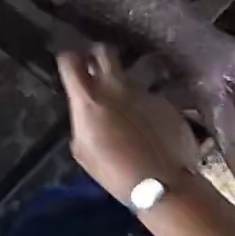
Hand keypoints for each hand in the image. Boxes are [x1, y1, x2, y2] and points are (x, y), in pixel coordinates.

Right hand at [57, 45, 198, 202]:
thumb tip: (89, 114)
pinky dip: (145, 108)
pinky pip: (150, 99)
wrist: (162, 183)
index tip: (68, 64)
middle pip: (105, 52)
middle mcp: (115, 87)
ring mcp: (145, 93)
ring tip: (126, 106)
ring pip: (130, 78)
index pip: (70, 61)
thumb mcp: (81, 147)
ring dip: (123, 86)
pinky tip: (148, 128)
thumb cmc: (112, 169)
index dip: (67, 60)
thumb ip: (82, 121)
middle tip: (96, 67)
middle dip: (98, 55)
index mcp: (88, 98)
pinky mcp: (167, 104)